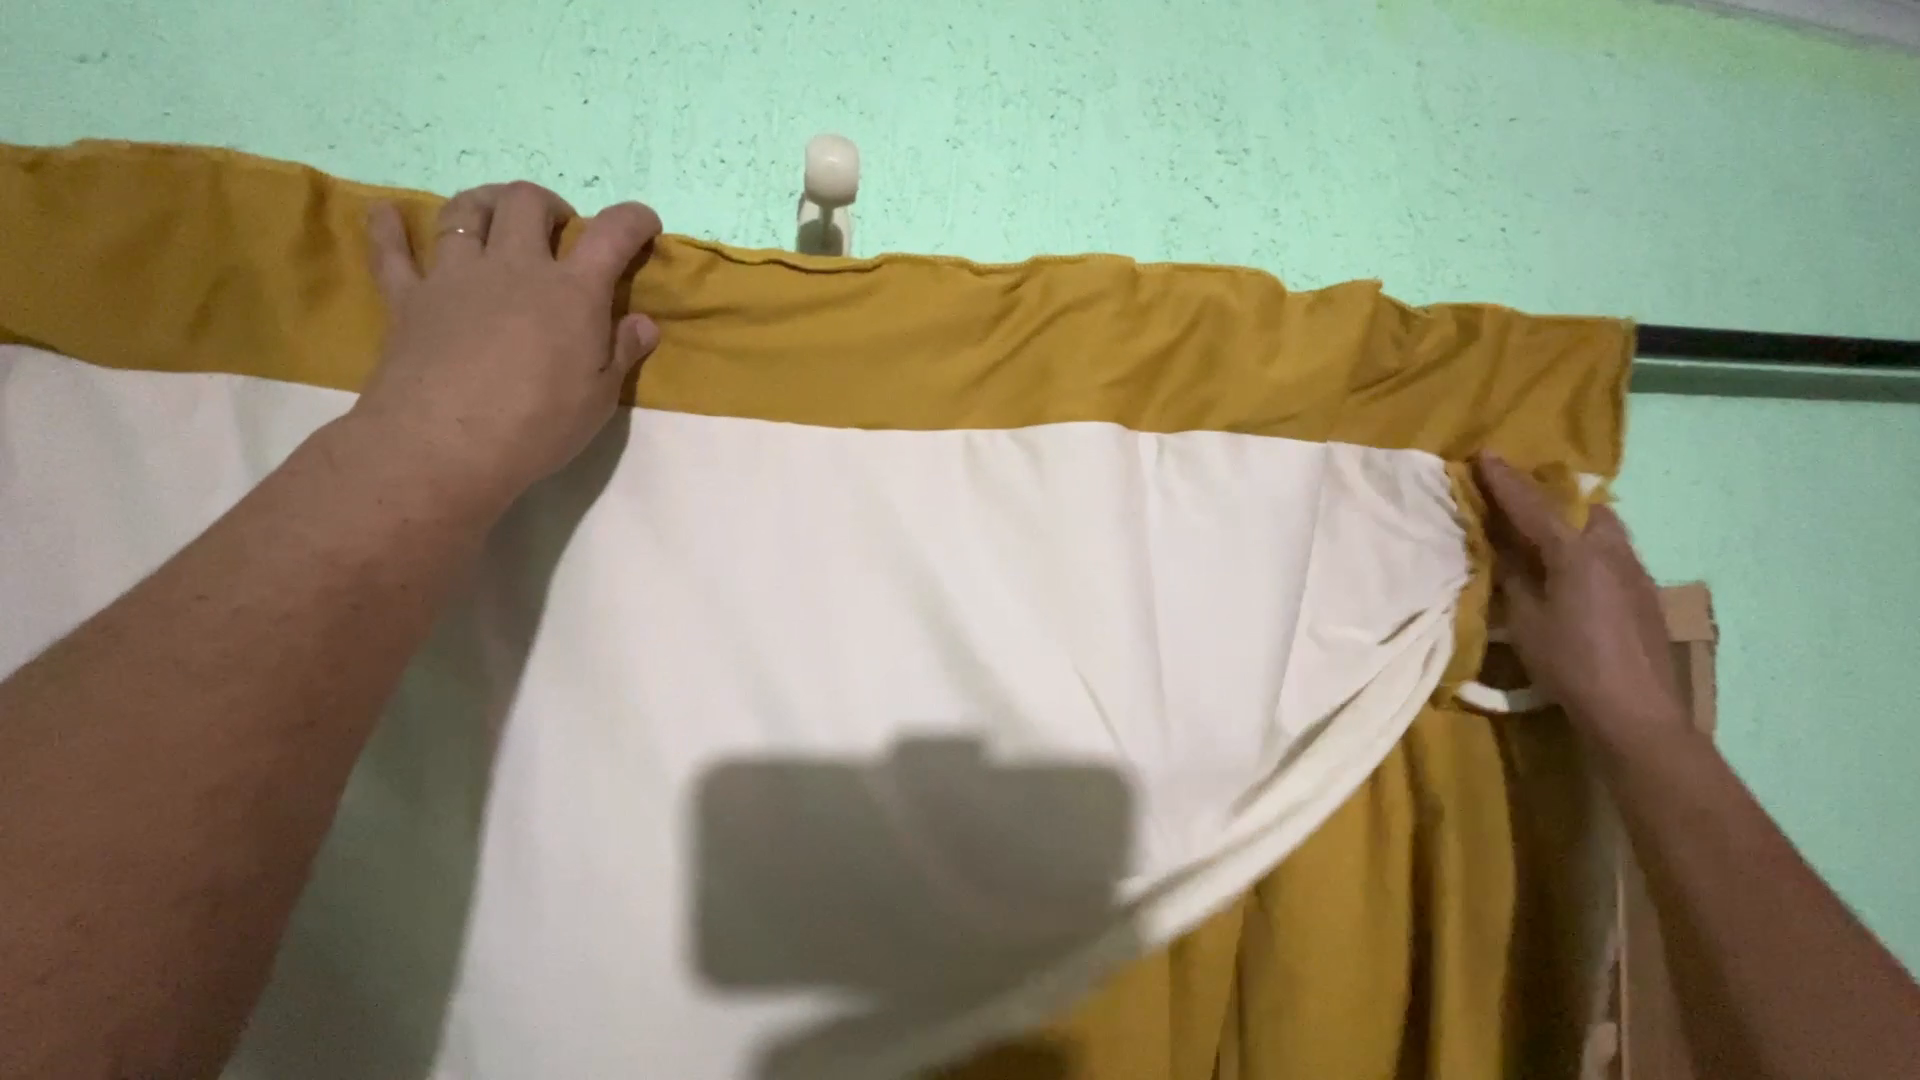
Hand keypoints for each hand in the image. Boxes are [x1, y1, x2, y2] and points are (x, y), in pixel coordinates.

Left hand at [351, 181, 662, 512]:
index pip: (610, 235)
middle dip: (549, 206)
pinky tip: (388, 214)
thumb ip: (623, 352)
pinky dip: (388, 228)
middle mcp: (514, 267)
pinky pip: (391, 251)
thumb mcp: (600, 398)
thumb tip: (642, 322)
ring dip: (485, 203)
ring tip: (496, 218)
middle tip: (559, 229)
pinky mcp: (408, 297)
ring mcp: (455, 276)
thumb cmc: (539, 425)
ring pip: (465, 211)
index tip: (645, 222)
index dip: (633, 220)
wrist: (445, 445)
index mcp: (572, 292)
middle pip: (527, 203)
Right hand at [1474, 454, 1688, 748]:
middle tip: (1518, 499)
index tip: (1484, 456)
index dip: (1505, 482)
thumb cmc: (1569, 662)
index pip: (1532, 507)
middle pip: (1583, 509)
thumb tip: (1503, 550)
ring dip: (1572, 524)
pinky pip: (1611, 554)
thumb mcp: (1524, 619)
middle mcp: (1612, 553)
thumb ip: (1513, 577)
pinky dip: (1585, 549)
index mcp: (1576, 554)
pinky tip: (1569, 573)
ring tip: (1542, 535)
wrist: (1635, 711)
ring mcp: (1635, 574)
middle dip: (1551, 498)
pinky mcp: (1644, 596)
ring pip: (1603, 531)